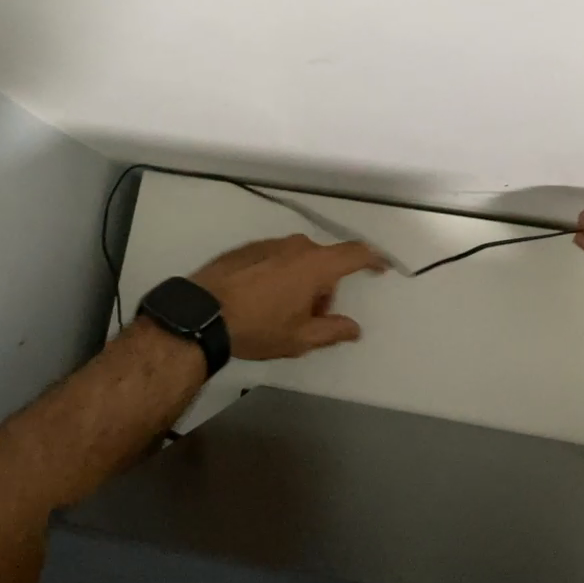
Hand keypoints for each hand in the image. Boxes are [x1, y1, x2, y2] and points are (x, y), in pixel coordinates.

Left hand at [189, 234, 386, 360]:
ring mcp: (269, 244)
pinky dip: (280, 276)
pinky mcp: (247, 249)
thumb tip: (354, 328)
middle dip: (326, 286)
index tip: (382, 268)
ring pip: (299, 259)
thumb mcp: (300, 338)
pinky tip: (262, 301)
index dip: (372, 259)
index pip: (354, 254)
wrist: (202, 313)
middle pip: (325, 261)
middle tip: (314, 316)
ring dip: (302, 281)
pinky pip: (276, 258)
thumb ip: (332, 331)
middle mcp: (296, 246)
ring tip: (285, 312)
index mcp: (315, 264)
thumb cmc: (257, 326)